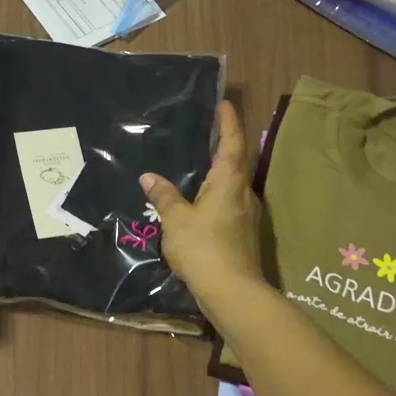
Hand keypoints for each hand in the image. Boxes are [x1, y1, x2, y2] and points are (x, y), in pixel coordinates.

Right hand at [141, 101, 264, 296]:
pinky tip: (198, 202)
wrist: (231, 291)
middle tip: (207, 132)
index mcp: (229, 181)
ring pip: (233, 185)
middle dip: (225, 145)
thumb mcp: (175, 219)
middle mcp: (243, 193)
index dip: (228, 122)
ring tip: (198, 166)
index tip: (223, 104)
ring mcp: (246, 215)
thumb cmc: (203, 247)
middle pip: (237, 162)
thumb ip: (163, 195)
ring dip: (219, 173)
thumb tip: (149, 176)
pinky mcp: (242, 234)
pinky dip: (215, 195)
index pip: (232, 143)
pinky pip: (228, 204)